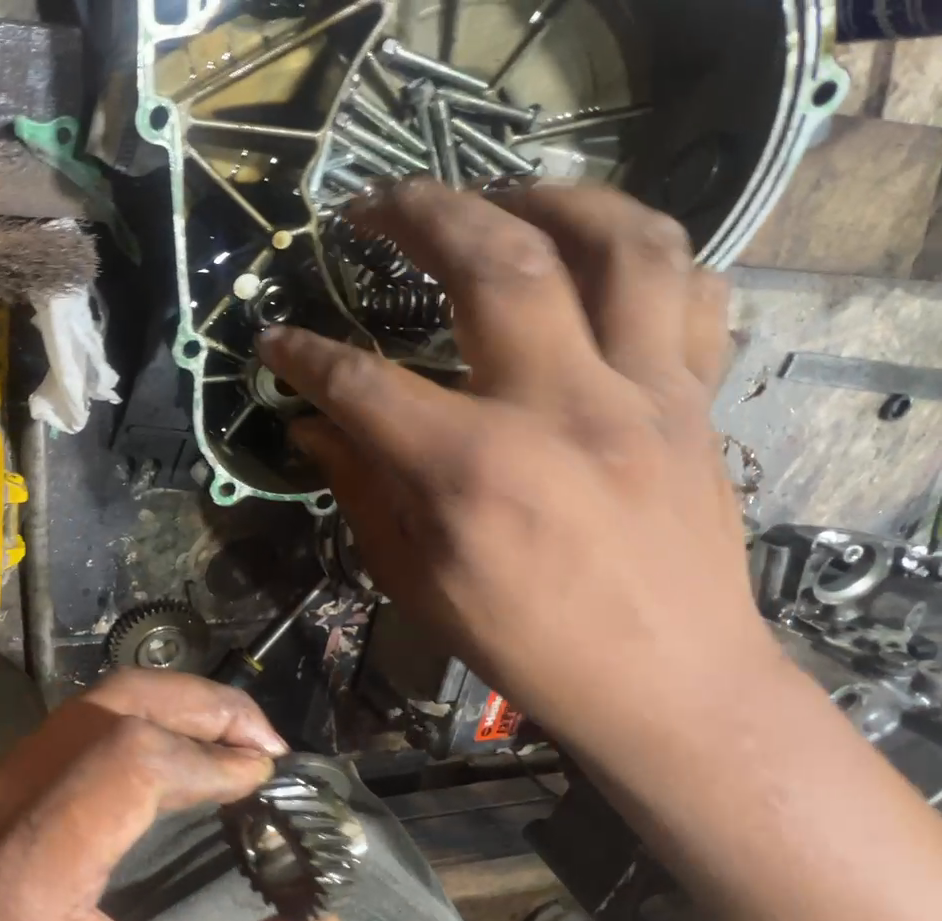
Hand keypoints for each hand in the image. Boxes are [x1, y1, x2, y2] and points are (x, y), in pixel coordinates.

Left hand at [0, 669, 341, 920]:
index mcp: (33, 867)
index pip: (127, 760)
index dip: (207, 756)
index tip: (264, 780)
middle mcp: (7, 801)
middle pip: (113, 706)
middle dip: (201, 707)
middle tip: (267, 746)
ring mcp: (0, 780)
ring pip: (96, 700)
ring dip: (175, 706)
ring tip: (239, 745)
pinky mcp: (6, 778)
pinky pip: (82, 720)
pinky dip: (144, 717)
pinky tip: (186, 752)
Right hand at [259, 180, 780, 741]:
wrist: (666, 681)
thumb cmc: (517, 637)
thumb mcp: (408, 573)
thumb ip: (357, 486)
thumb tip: (311, 426)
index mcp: (469, 468)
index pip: (361, 382)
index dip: (303, 355)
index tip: (272, 339)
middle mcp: (559, 408)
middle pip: (495, 266)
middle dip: (421, 216)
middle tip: (374, 203)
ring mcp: (642, 394)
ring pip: (619, 246)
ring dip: (551, 199)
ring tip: (498, 193)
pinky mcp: (694, 399)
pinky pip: (691, 291)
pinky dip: (642, 254)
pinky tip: (593, 253)